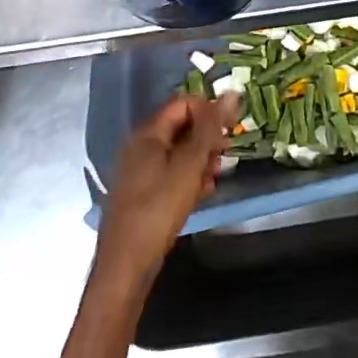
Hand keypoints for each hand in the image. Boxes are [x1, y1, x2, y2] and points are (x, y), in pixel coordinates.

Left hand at [95, 92, 238, 284]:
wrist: (126, 264)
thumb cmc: (158, 209)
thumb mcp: (189, 166)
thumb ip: (209, 129)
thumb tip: (231, 93)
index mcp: (148, 133)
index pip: (183, 104)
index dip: (208, 112)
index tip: (227, 132)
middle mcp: (140, 145)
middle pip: (181, 126)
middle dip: (206, 138)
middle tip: (223, 157)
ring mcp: (138, 169)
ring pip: (177, 151)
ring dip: (200, 160)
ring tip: (214, 178)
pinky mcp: (141, 191)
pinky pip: (170, 172)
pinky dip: (188, 177)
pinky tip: (201, 193)